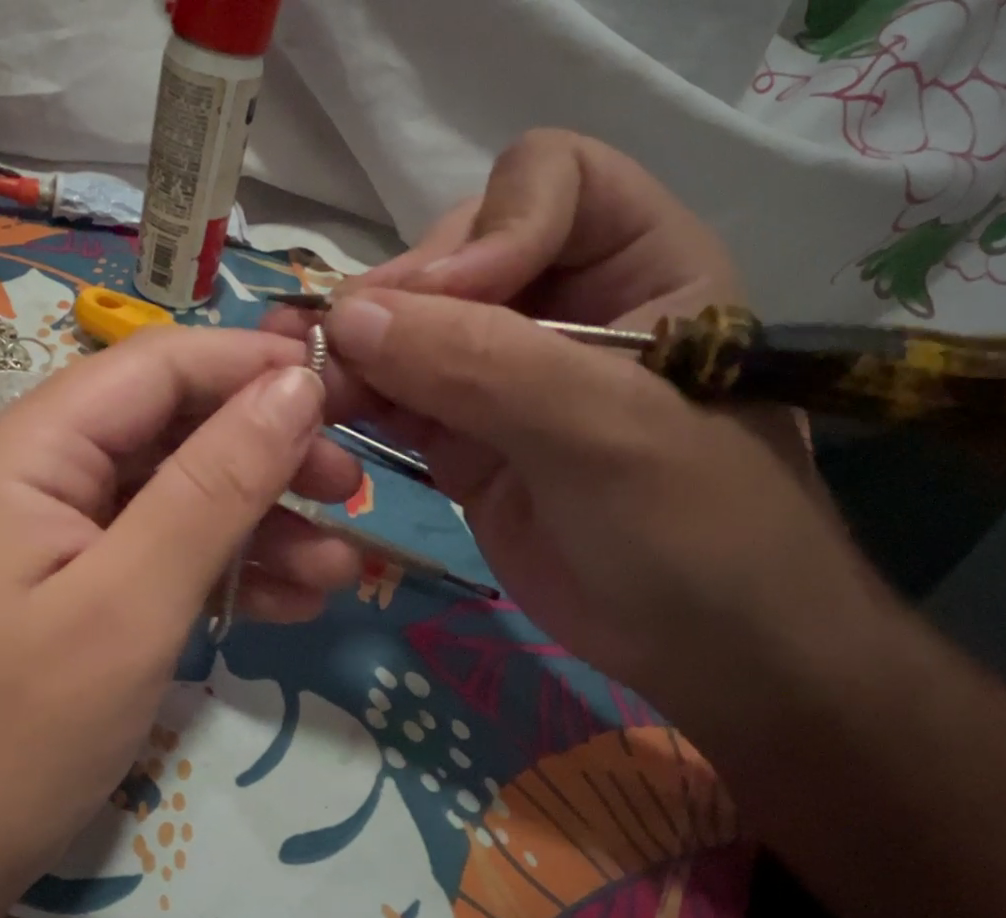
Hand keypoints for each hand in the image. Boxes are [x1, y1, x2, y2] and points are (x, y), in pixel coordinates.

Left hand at [0, 328, 361, 883]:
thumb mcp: (131, 604)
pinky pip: (157, 554)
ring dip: (258, 524)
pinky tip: (291, 602)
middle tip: (350, 495)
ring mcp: (51, 535)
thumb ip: (215, 486)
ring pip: (173, 495)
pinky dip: (222, 571)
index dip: (254, 367)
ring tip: (341, 569)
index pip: (156, 365)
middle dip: (265, 454)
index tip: (349, 398)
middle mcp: (34, 472)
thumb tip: (296, 387)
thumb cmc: (18, 733)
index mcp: (28, 448)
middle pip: (169, 427)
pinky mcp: (70, 590)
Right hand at [305, 133, 899, 723]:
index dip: (490, 230)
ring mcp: (505, 370)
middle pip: (456, 251)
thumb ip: (481, 364)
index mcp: (639, 262)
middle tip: (338, 355)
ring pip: (410, 326)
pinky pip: (393, 394)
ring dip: (355, 350)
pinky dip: (354, 400)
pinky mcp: (463, 433)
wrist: (703, 649)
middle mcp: (566, 299)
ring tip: (303, 384)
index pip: (549, 180)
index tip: (452, 303)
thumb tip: (347, 317)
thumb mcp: (603, 433)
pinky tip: (319, 416)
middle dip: (399, 299)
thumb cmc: (695, 529)